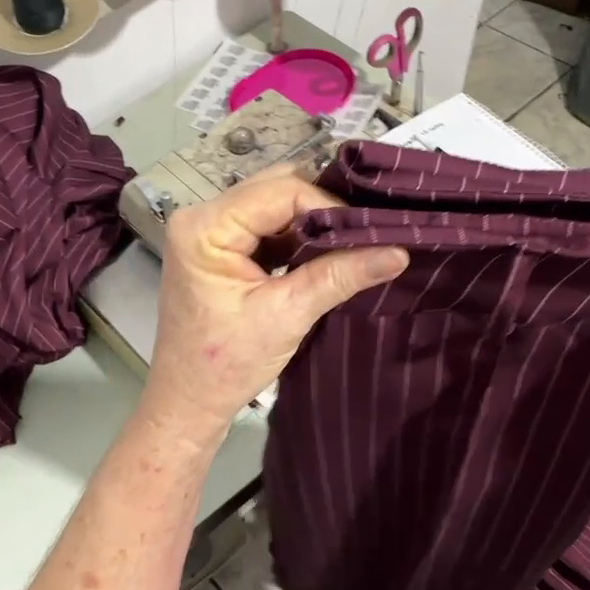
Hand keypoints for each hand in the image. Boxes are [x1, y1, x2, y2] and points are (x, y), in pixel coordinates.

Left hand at [140, 167, 407, 433]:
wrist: (189, 400)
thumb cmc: (226, 364)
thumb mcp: (287, 316)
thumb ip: (339, 276)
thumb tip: (400, 251)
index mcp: (205, 227)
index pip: (281, 190)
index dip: (329, 206)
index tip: (370, 233)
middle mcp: (201, 216)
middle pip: (276, 189)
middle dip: (324, 210)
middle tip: (370, 232)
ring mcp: (209, 231)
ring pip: (275, 206)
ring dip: (313, 225)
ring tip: (355, 243)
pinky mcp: (220, 248)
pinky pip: (266, 227)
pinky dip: (297, 238)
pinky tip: (327, 254)